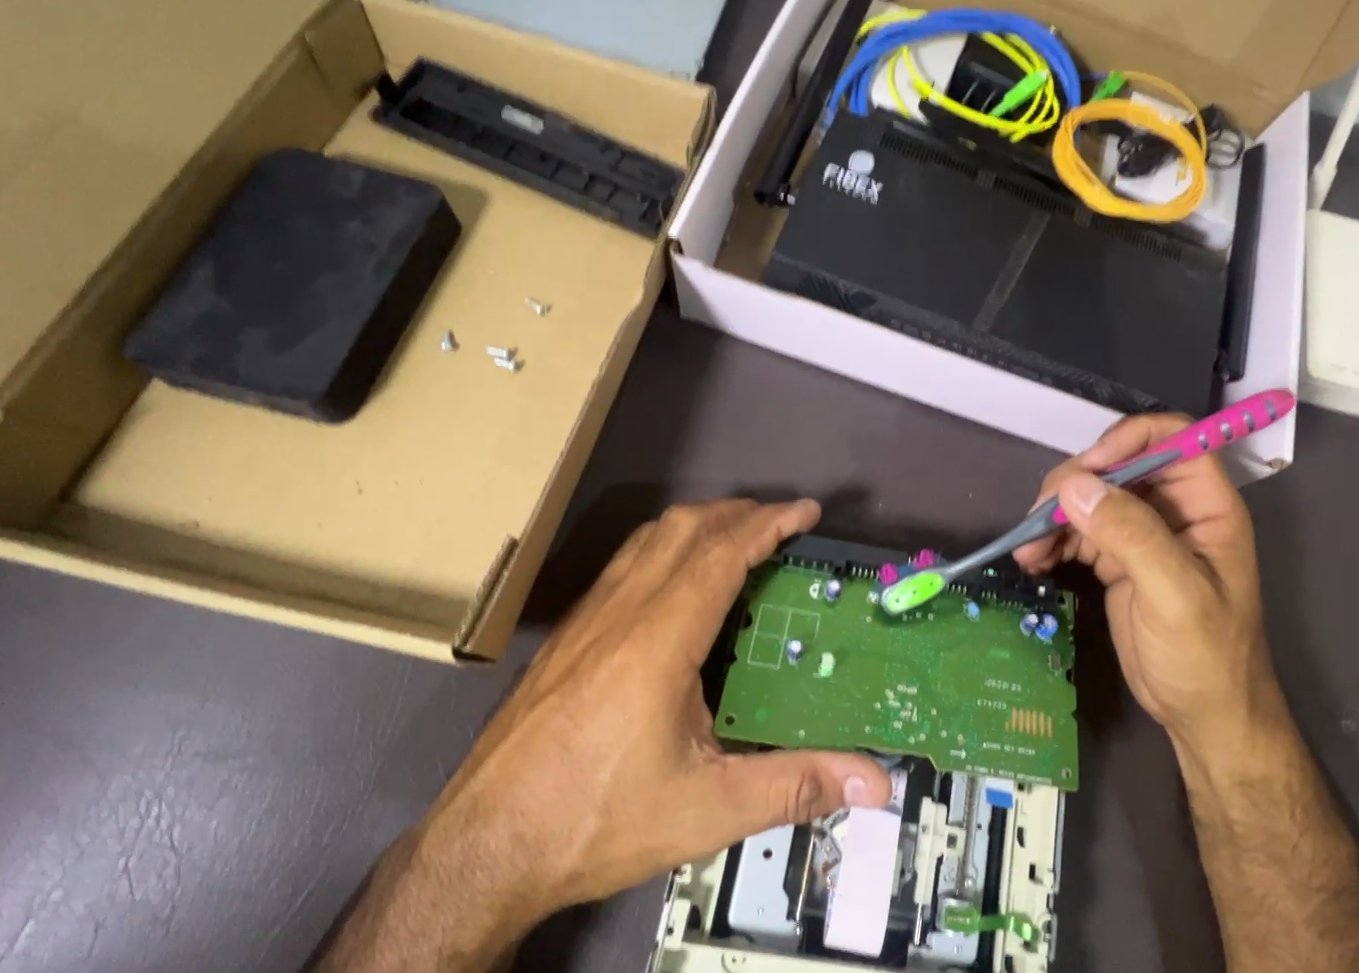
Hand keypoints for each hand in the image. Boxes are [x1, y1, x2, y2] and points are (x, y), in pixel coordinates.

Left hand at [413, 500, 890, 935]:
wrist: (482, 849)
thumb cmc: (598, 821)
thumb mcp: (709, 811)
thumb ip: (795, 786)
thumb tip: (876, 783)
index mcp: (658, 641)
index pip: (720, 554)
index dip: (768, 523)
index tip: (806, 511)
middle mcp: (618, 615)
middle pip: (681, 529)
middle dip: (738, 512)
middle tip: (782, 523)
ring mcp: (584, 623)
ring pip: (645, 541)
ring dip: (698, 525)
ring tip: (737, 539)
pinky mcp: (564, 640)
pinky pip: (622, 567)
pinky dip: (664, 549)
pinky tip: (675, 587)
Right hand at [1015, 415, 1273, 747]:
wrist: (1204, 715)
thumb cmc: (1207, 656)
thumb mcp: (1174, 594)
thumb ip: (1130, 536)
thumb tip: (1075, 487)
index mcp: (1206, 506)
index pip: (1172, 439)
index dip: (1128, 440)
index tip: (1086, 469)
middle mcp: (1174, 510)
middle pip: (1119, 465)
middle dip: (1076, 484)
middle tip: (1040, 518)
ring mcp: (1143, 534)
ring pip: (1092, 497)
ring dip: (1055, 515)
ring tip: (1028, 550)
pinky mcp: (1118, 560)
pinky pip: (1079, 532)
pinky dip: (1052, 540)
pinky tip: (1033, 561)